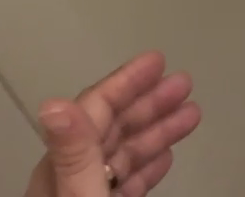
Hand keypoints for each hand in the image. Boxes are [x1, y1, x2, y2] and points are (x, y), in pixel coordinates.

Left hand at [23, 52, 200, 196]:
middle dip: (149, 102)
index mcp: (60, 168)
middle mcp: (68, 177)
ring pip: (122, 154)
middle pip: (112, 127)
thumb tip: (53, 102)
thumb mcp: (81, 195)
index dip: (127, 80)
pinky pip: (123, 182)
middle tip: (185, 83)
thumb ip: (75, 151)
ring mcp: (83, 195)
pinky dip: (145, 166)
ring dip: (156, 131)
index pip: (95, 109)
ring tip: (191, 114)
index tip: (159, 60)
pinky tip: (165, 158)